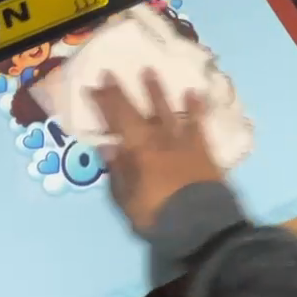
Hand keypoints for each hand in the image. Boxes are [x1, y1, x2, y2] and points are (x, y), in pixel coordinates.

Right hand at [87, 70, 219, 234]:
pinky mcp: (203, 148)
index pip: (115, 121)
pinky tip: (194, 93)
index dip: (103, 103)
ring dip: (156, 91)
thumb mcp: (128, 200)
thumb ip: (118, 172)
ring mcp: (182, 141)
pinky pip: (198, 122)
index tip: (93, 87)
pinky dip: (196, 107)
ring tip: (149, 71)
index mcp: (137, 150)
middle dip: (121, 92)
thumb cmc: (159, 215)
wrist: (204, 225)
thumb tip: (107, 146)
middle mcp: (158, 138)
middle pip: (136, 110)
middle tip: (110, 73)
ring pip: (166, 110)